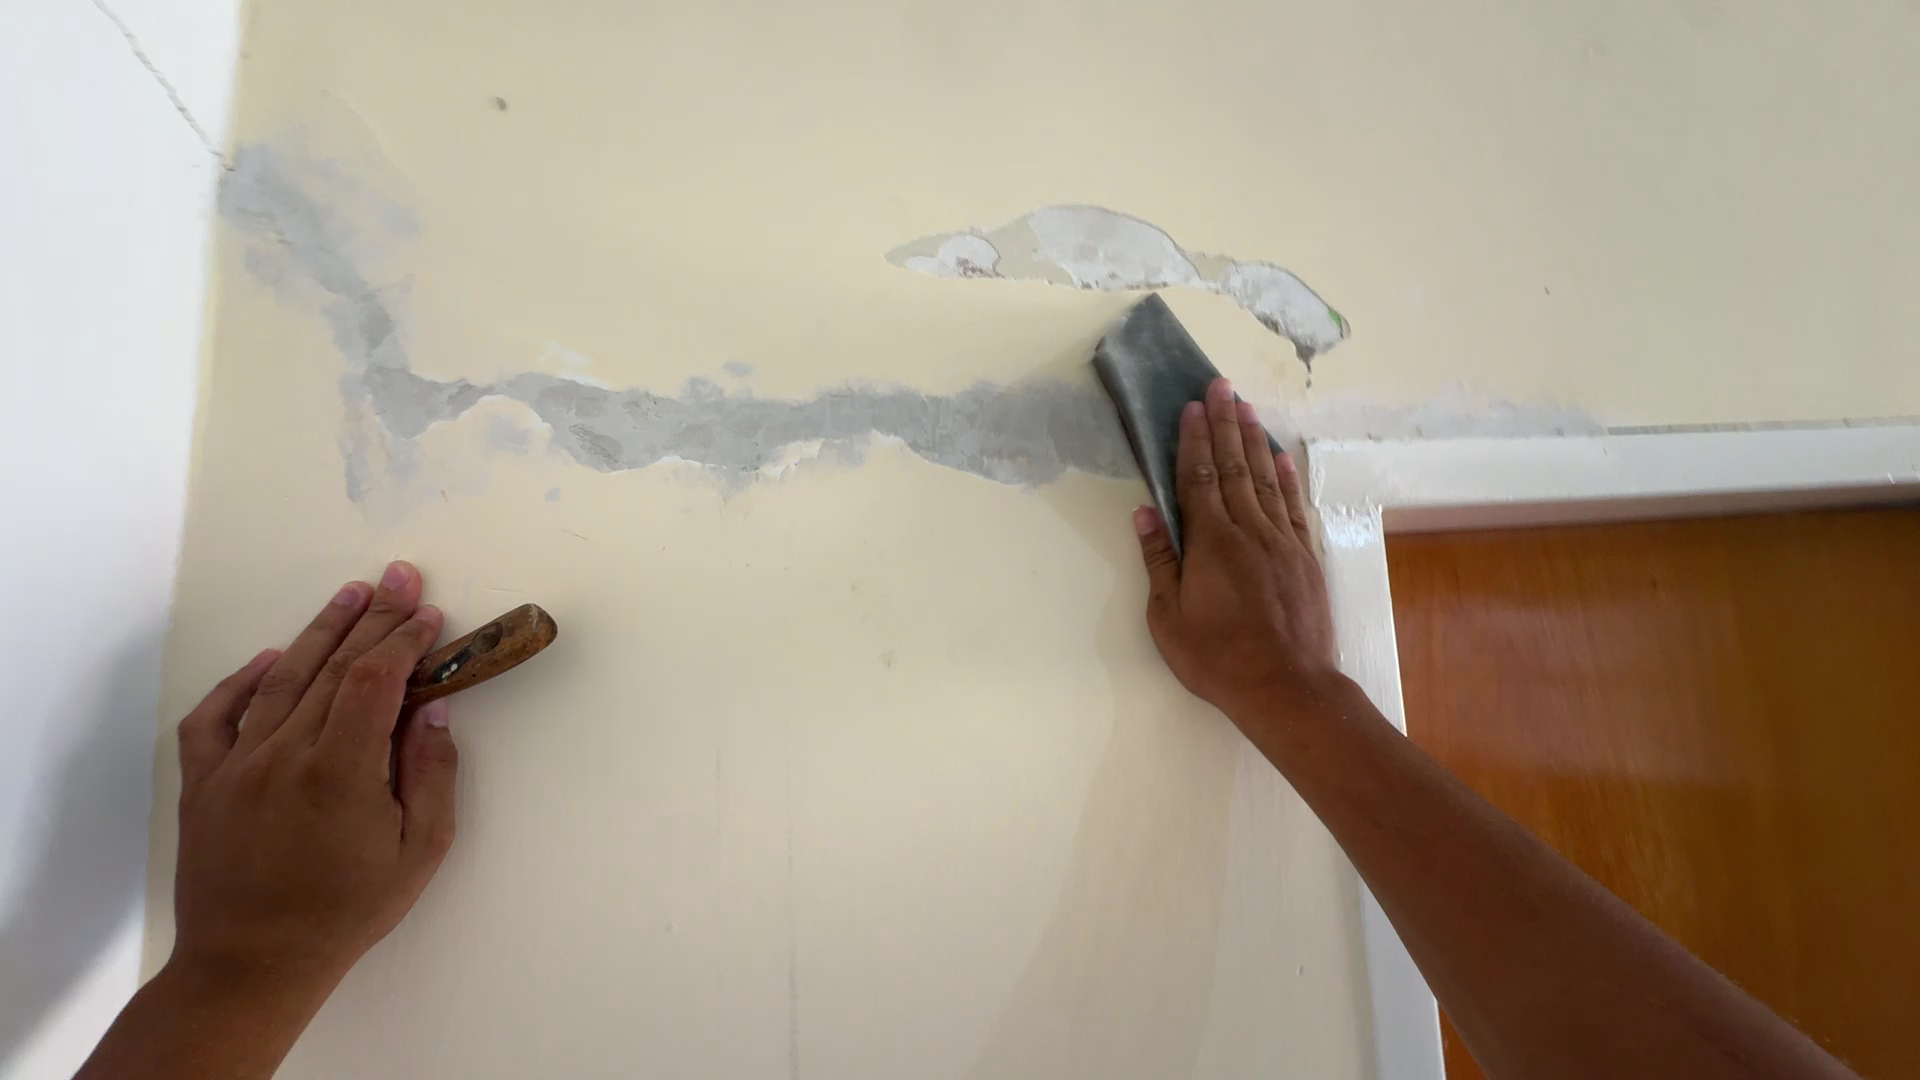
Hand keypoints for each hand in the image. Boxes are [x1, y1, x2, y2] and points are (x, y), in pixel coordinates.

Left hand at [169, 560, 457, 996]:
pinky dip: (241, 681)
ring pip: (280, 681)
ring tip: (349, 594)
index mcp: (339, 771)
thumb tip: (432, 712)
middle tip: (398, 575)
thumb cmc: (352, 905)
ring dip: (319, 632)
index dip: (403, 640)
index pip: (373, 681)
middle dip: (372, 617)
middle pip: (331, 668)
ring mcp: (235, 768)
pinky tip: (271, 658)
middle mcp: (281, 757)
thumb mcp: (422, 846)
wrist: (252, 963)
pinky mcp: (204, 786)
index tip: (430, 613)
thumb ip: (430, 773)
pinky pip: (214, 719)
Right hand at [1132, 378, 1340, 728]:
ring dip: (1254, 439)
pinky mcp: (1305, 556)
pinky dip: (1287, 476)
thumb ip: (1159, 560)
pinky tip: (1281, 455)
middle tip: (1219, 386)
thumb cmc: (1216, 656)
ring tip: (1245, 406)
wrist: (1286, 687)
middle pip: (1234, 466)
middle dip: (1224, 424)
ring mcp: (1282, 541)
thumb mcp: (1167, 616)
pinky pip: (1294, 505)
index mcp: (1211, 543)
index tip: (1191, 407)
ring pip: (1265, 478)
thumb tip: (1145, 513)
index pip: (1198, 479)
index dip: (1193, 441)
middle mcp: (1249, 530)